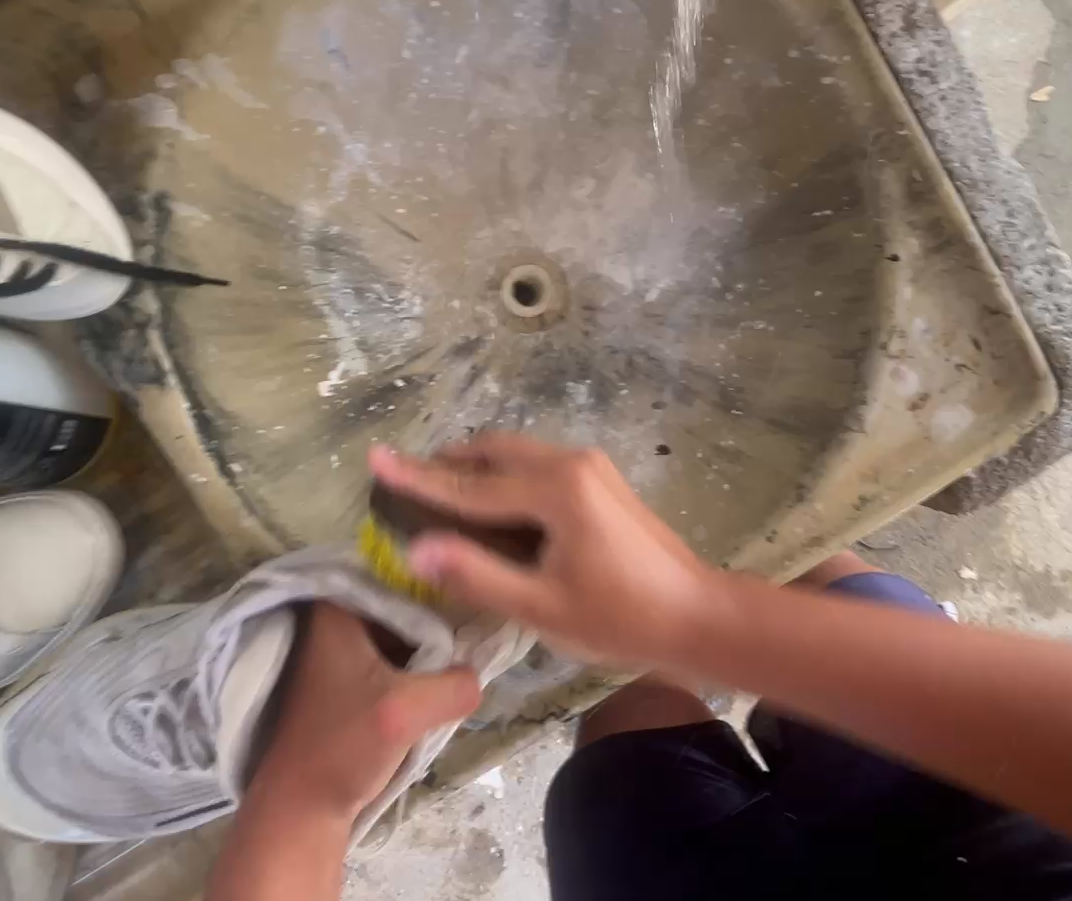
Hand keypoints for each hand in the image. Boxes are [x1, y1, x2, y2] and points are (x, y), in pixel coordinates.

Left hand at [246, 602, 480, 824]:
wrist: (301, 810)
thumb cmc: (342, 750)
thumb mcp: (406, 712)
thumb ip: (456, 684)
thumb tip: (478, 674)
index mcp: (337, 607)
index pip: (404, 575)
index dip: (441, 587)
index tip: (474, 601)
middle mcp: (336, 615)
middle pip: (407, 600)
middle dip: (440, 618)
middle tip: (476, 632)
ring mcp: (343, 645)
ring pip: (406, 627)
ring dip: (433, 645)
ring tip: (464, 655)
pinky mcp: (352, 673)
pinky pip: (398, 651)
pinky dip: (420, 663)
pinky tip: (443, 677)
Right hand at [368, 435, 723, 667]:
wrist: (697, 615)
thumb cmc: (620, 618)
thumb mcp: (542, 607)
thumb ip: (477, 574)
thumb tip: (417, 548)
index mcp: (556, 489)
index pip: (471, 485)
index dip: (417, 477)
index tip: (374, 457)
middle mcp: (571, 462)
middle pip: (494, 453)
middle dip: (448, 464)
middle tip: (406, 480)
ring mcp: (590, 466)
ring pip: (517, 454)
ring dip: (477, 468)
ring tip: (440, 490)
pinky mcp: (600, 479)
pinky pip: (538, 465)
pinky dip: (505, 476)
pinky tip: (492, 504)